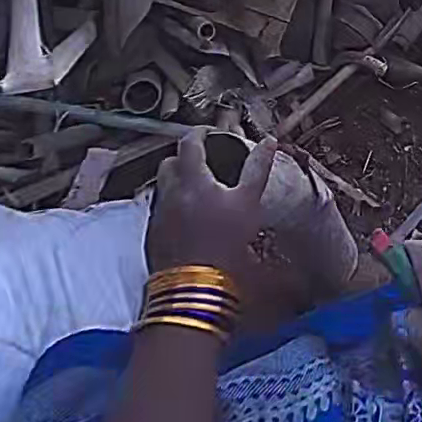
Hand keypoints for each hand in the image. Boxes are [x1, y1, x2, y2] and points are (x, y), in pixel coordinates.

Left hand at [146, 131, 277, 273]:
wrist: (194, 289)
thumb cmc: (223, 245)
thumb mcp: (248, 202)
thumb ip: (257, 168)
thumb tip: (268, 143)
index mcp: (191, 178)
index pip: (189, 142)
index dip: (199, 133)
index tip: (208, 133)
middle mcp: (169, 191)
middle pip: (170, 162)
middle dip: (185, 157)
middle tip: (203, 161)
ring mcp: (158, 213)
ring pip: (163, 185)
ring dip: (177, 180)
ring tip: (198, 189)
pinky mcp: (153, 234)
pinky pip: (160, 209)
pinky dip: (173, 204)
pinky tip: (189, 216)